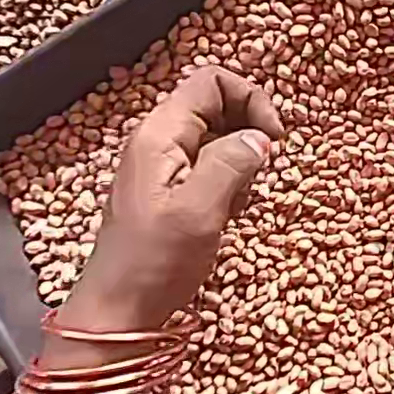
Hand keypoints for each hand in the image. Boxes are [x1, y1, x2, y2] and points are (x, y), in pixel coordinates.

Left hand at [60, 66, 283, 331]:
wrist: (119, 313)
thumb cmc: (155, 262)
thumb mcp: (200, 211)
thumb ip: (232, 163)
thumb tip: (262, 137)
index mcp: (161, 134)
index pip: (212, 81)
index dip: (252, 99)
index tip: (274, 139)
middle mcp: (161, 141)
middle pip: (218, 106)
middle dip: (250, 133)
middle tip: (259, 173)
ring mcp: (165, 166)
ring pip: (220, 138)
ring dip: (241, 163)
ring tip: (236, 202)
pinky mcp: (172, 190)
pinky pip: (212, 167)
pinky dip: (230, 183)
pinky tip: (226, 213)